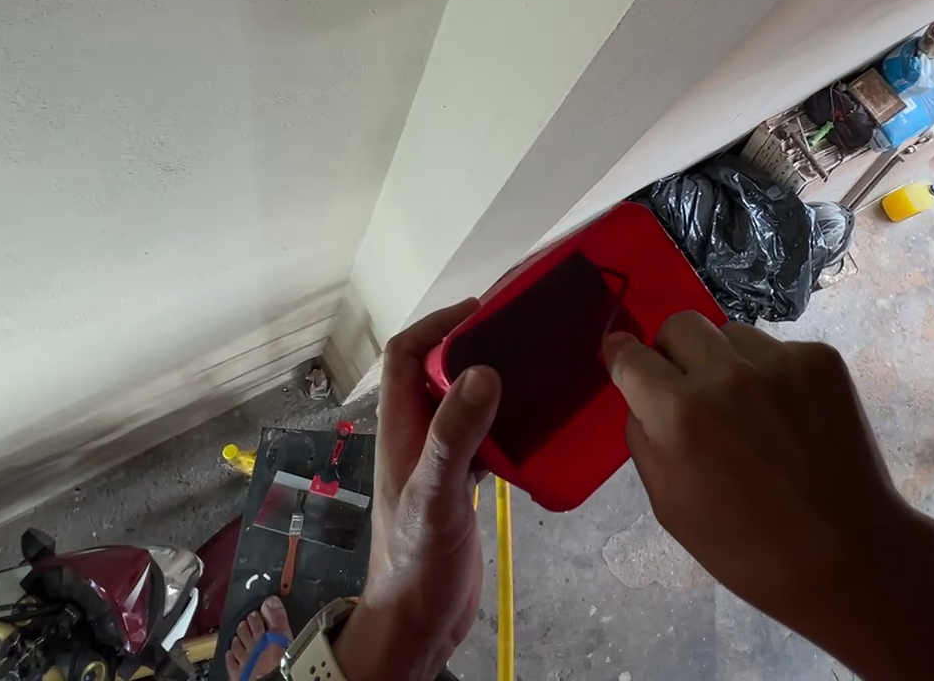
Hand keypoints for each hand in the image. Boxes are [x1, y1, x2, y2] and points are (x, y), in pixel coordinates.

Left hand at [333, 300, 497, 680]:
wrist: (418, 622)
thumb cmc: (417, 558)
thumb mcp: (435, 492)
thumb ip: (455, 434)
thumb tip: (484, 371)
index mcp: (400, 425)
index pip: (406, 354)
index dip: (435, 324)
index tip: (479, 311)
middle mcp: (417, 433)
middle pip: (437, 372)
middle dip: (470, 346)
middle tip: (517, 334)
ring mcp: (438, 457)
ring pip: (461, 403)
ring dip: (489, 383)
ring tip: (531, 369)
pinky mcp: (460, 481)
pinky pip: (482, 436)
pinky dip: (503, 423)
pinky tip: (533, 425)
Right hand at [603, 313, 933, 680]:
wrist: (849, 556)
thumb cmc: (747, 547)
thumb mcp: (670, 506)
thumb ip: (643, 438)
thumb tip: (637, 391)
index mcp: (678, 414)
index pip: (630, 354)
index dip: (622, 355)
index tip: (623, 356)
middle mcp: (724, 374)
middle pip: (678, 324)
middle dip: (674, 352)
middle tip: (690, 387)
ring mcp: (778, 361)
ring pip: (729, 332)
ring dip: (725, 360)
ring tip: (749, 408)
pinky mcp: (820, 358)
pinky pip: (775, 347)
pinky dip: (771, 372)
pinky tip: (788, 415)